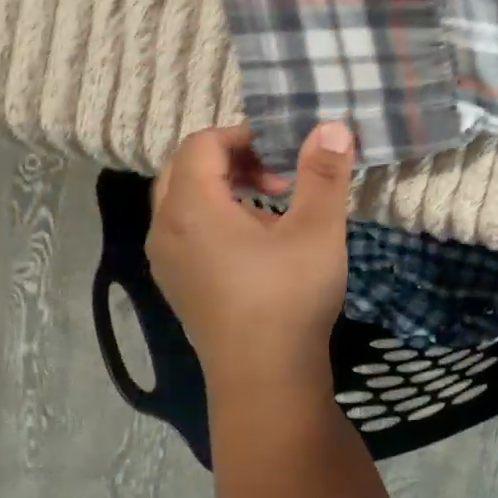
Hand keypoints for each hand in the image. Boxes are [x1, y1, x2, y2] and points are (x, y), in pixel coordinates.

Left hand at [146, 122, 354, 386]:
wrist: (265, 372)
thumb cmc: (290, 294)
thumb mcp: (317, 229)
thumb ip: (323, 174)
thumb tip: (332, 125)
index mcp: (191, 206)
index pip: (202, 144)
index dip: (246, 136)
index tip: (290, 152)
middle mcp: (165, 228)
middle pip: (186, 171)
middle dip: (235, 162)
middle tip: (282, 178)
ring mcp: (168, 260)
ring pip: (186, 204)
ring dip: (228, 193)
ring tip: (277, 211)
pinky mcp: (180, 285)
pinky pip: (189, 234)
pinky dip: (220, 222)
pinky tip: (262, 248)